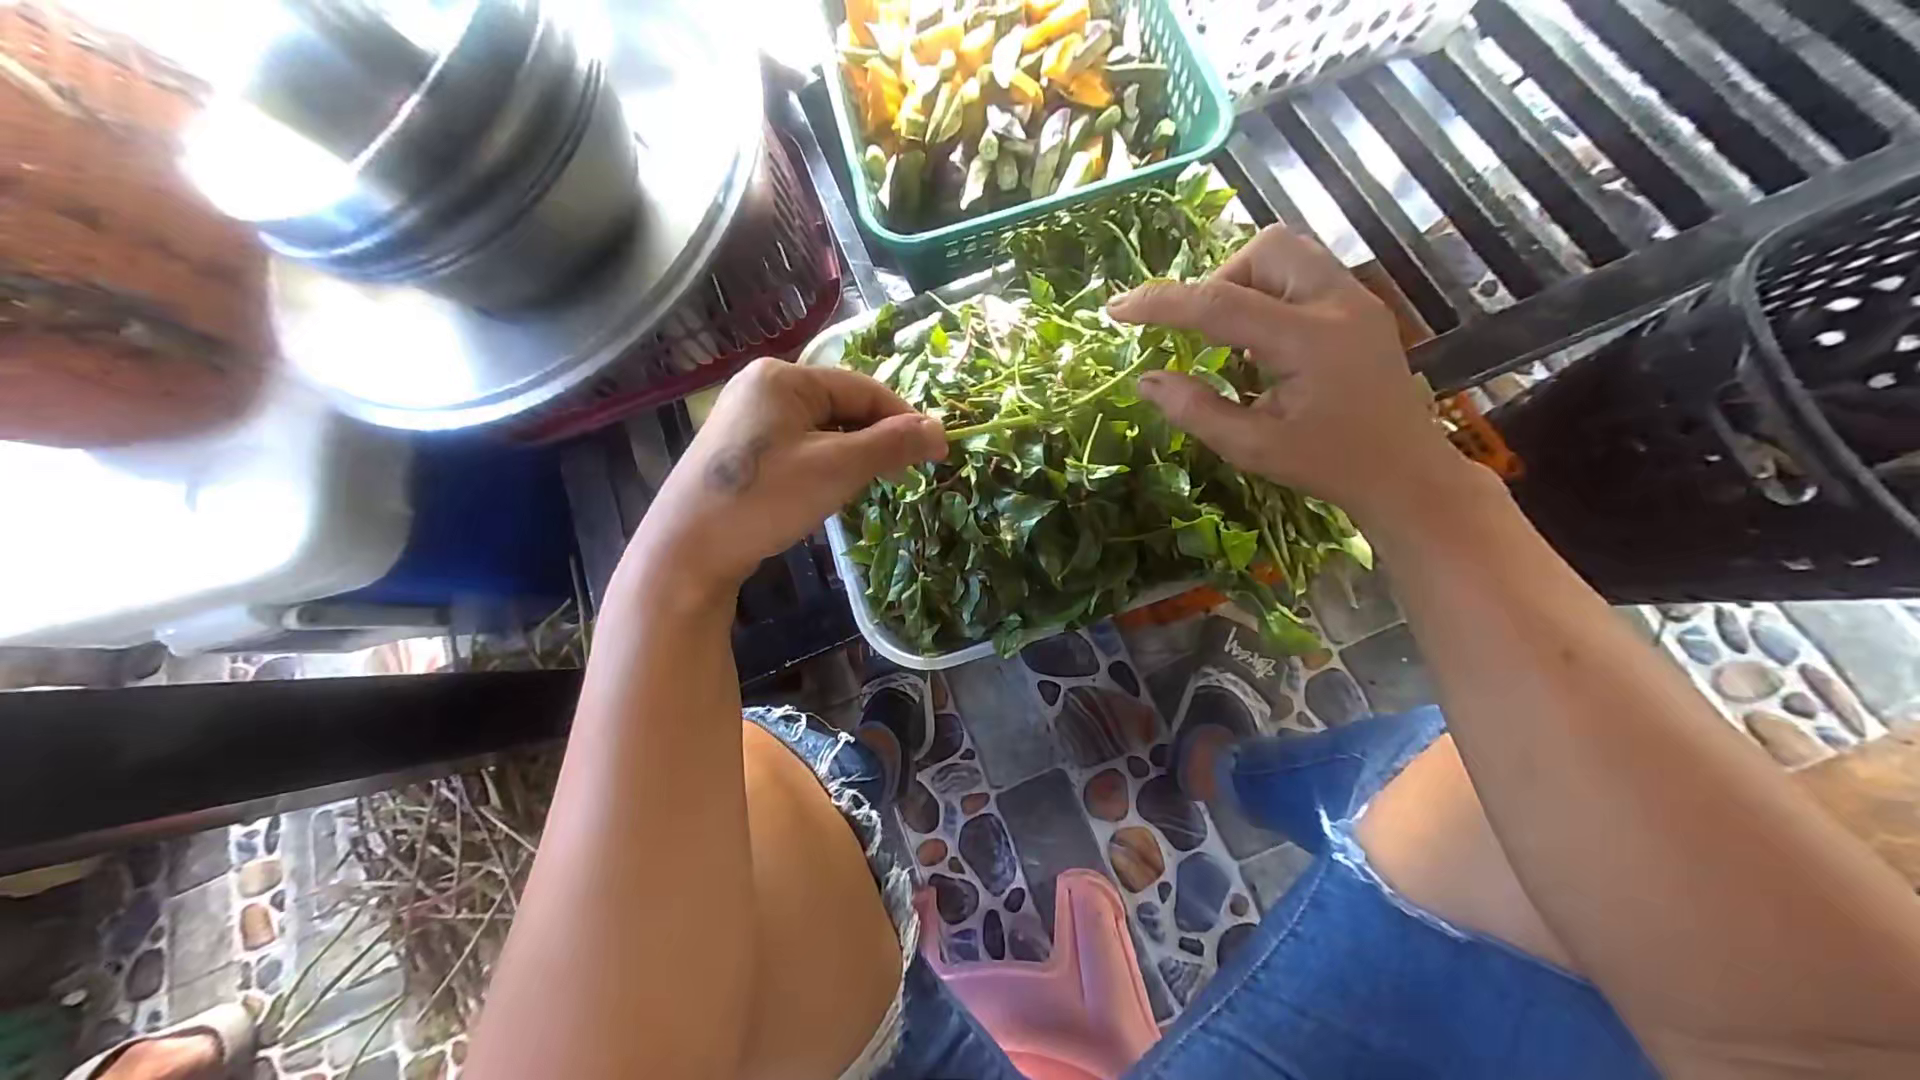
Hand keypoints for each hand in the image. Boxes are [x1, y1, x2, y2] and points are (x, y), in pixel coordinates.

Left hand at [627, 358, 947, 594]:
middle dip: (875, 439)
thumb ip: (892, 444)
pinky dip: (824, 464)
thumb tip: (940, 431)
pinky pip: (798, 446)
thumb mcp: (838, 468)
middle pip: (841, 406)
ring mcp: (747, 418)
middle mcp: (762, 386)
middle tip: (901, 475)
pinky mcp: (740, 450)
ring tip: (867, 485)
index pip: (864, 389)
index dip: (904, 419)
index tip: (936, 452)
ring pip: (822, 429)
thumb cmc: (766, 499)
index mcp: (784, 377)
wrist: (687, 551)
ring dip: (852, 454)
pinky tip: (828, 490)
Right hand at [1107, 226, 1468, 524]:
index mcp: (1308, 342)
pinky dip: (1268, 292)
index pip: (1219, 304)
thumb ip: (1195, 411)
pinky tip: (1263, 341)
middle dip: (1216, 283)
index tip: (1117, 310)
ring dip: (1243, 283)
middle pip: (1262, 250)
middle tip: (1202, 336)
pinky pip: (1303, 272)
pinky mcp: (1360, 305)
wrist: (1405, 473)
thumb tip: (1145, 379)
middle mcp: (1337, 303)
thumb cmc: (1328, 467)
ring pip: (1286, 251)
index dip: (1160, 303)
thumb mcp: (1252, 449)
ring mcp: (1356, 298)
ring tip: (1232, 337)